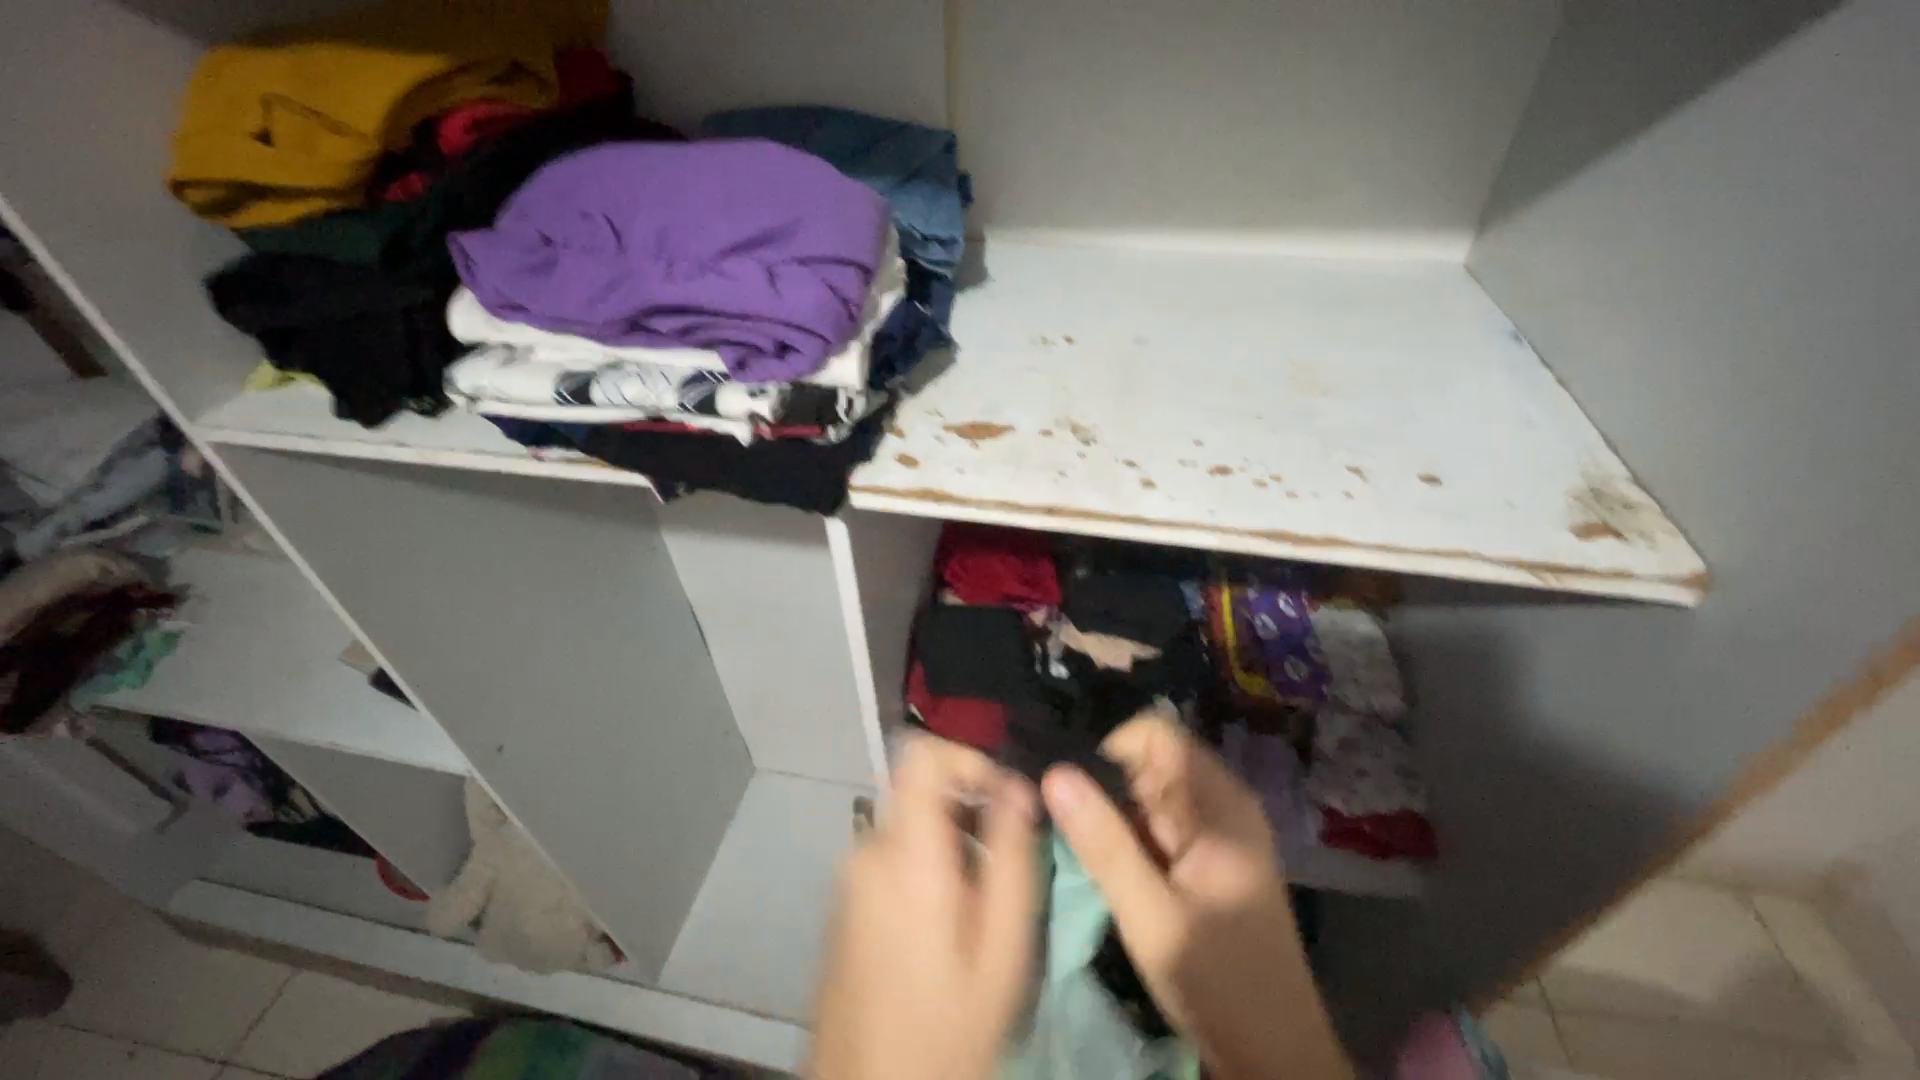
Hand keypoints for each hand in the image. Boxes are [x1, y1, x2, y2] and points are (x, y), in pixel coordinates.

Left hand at [810, 737, 1038, 1079]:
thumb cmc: (947, 1026)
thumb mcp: (1002, 949)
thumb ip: (1013, 857)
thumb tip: (1018, 786)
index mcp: (905, 852)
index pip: (921, 752)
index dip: (968, 757)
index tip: (1005, 798)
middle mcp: (866, 849)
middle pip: (922, 793)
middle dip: (971, 816)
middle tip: (1007, 870)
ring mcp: (848, 876)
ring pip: (911, 826)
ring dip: (953, 848)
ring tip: (984, 909)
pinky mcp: (843, 900)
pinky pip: (892, 856)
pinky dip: (926, 867)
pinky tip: (948, 927)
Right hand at [1041, 711, 1354, 1079]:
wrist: (1275, 1056)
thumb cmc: (1220, 982)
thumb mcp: (1151, 916)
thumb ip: (1102, 842)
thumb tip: (1053, 771)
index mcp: (1219, 804)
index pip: (1154, 733)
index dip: (1104, 745)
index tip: (1061, 779)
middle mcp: (1219, 804)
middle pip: (1146, 761)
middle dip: (1098, 778)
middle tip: (1048, 809)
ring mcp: (1211, 832)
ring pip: (1143, 794)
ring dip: (1105, 807)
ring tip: (1062, 832)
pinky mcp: (1201, 859)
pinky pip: (1151, 825)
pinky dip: (1120, 832)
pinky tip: (1091, 855)